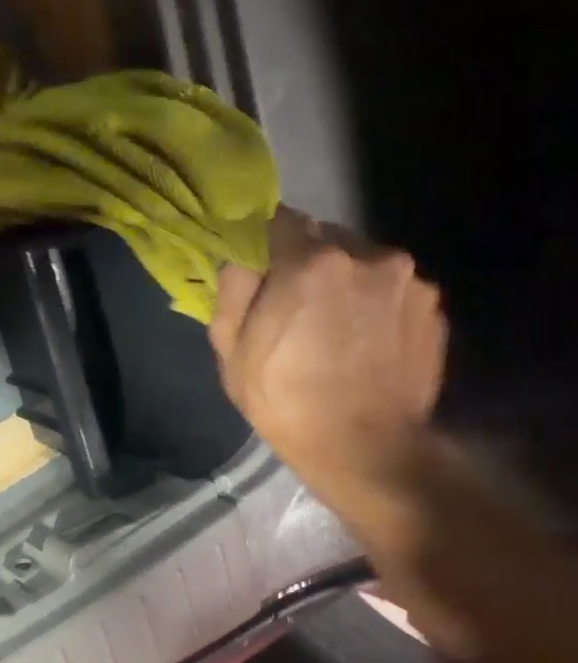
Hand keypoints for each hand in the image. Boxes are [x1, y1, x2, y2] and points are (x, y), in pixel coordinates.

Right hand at [210, 208, 448, 516]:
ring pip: (362, 262)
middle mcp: (369, 257)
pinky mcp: (433, 308)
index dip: (260, 238)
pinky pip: (390, 288)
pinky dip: (370, 302)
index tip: (249, 259)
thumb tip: (239, 258)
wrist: (363, 442)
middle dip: (303, 258)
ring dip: (341, 279)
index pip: (280, 220)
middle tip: (285, 297)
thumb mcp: (230, 344)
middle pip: (326, 238)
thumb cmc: (280, 394)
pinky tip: (356, 338)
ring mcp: (410, 282)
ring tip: (324, 322)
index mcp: (311, 262)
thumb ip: (234, 289)